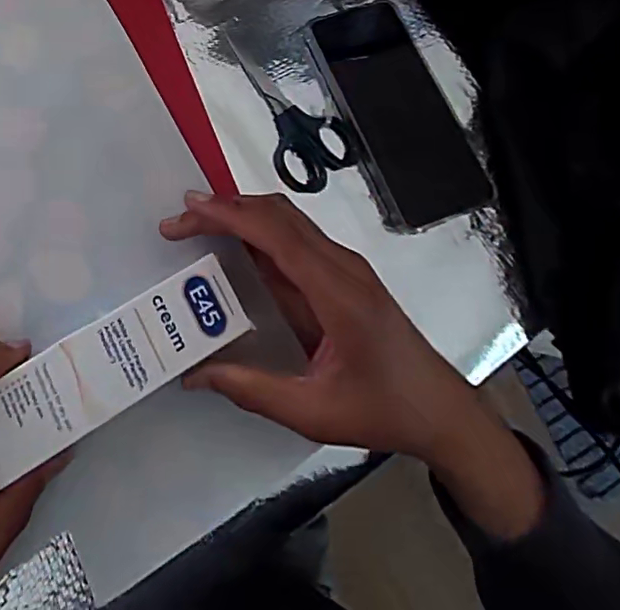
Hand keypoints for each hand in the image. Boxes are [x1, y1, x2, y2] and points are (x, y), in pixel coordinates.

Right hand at [159, 191, 544, 538]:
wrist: (439, 408)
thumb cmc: (384, 409)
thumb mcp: (314, 411)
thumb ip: (252, 390)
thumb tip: (197, 375)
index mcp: (337, 292)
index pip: (277, 235)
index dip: (231, 215)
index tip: (191, 208)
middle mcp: (342, 266)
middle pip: (280, 215)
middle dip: (227, 209)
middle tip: (180, 220)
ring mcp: (345, 267)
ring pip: (288, 221)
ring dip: (243, 216)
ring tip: (198, 225)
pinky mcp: (343, 275)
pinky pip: (296, 240)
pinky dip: (260, 232)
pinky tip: (236, 247)